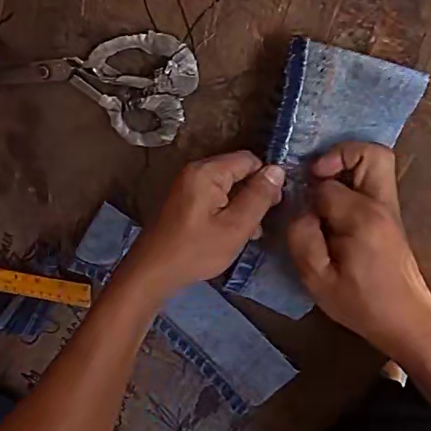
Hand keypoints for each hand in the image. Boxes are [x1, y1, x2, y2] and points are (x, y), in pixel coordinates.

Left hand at [115, 151, 284, 303]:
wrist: (153, 271)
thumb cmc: (196, 251)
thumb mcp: (236, 226)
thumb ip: (259, 197)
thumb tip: (277, 170)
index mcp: (207, 172)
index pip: (249, 159)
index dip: (266, 179)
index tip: (273, 206)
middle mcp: (195, 170)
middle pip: (237, 170)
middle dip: (254, 193)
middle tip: (260, 223)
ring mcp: (187, 184)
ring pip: (228, 185)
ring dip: (242, 205)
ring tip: (248, 232)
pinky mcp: (184, 199)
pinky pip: (214, 195)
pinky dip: (227, 210)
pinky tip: (231, 232)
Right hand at [286, 142, 430, 357]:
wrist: (407, 322)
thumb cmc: (361, 305)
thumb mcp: (317, 279)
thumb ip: (302, 238)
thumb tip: (301, 210)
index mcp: (363, 217)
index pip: (325, 186)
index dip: (306, 196)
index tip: (298, 216)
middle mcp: (381, 205)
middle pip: (370, 153)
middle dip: (338, 154)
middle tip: (314, 176)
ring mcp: (391, 209)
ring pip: (376, 162)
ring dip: (347, 165)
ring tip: (321, 187)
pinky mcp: (391, 217)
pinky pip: (373, 181)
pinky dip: (353, 181)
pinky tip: (333, 207)